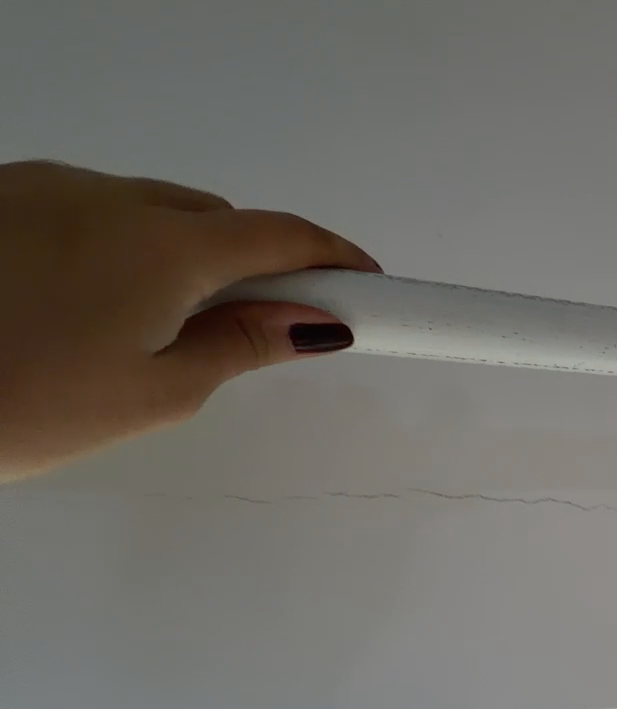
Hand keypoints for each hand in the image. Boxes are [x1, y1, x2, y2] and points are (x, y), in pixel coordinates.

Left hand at [0, 161, 378, 480]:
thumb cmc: (22, 402)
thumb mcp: (162, 391)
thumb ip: (247, 344)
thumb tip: (317, 323)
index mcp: (161, 246)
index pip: (286, 235)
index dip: (341, 258)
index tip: (372, 287)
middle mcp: (101, 197)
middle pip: (220, 219)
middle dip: (260, 264)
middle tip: (271, 324)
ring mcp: (33, 188)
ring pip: (153, 210)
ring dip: (190, 252)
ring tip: (170, 320)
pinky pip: (90, 210)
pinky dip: (126, 244)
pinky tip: (99, 299)